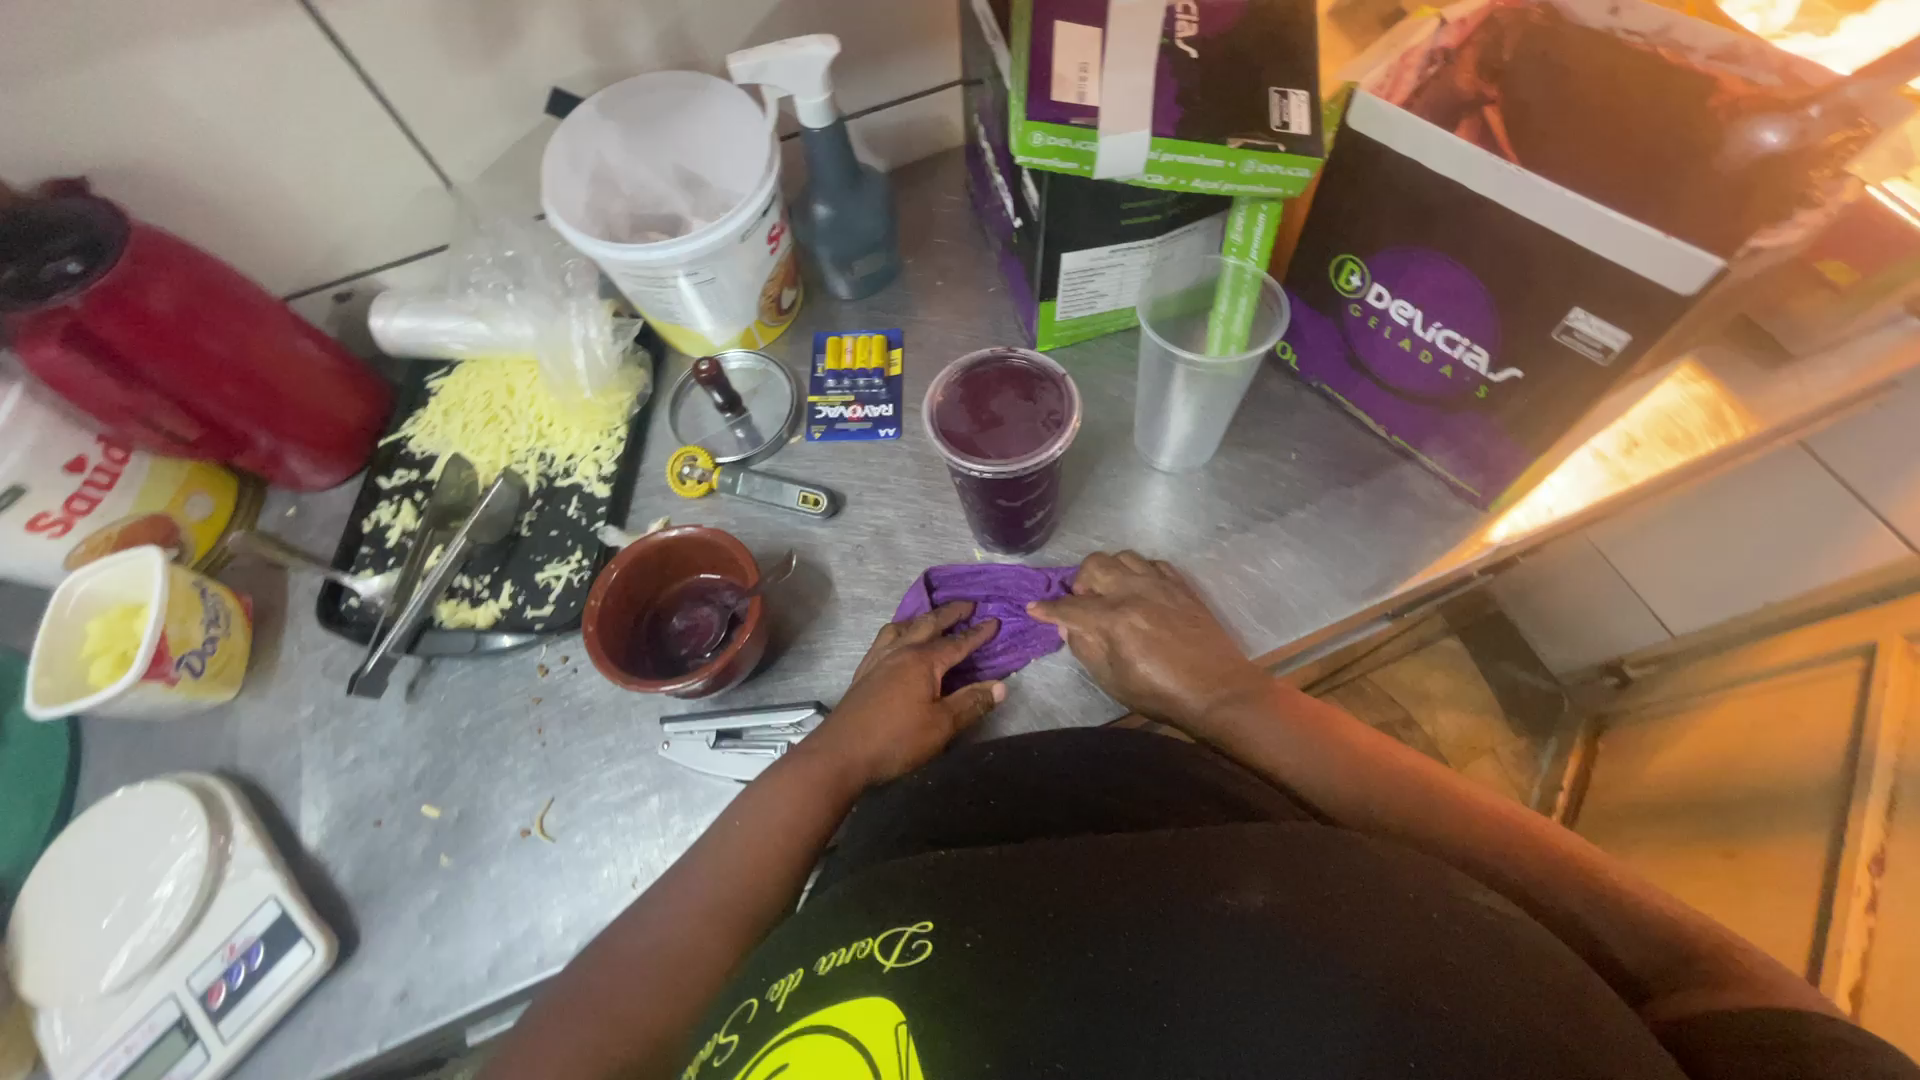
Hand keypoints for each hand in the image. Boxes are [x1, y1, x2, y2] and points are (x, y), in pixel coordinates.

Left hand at [802, 601, 1006, 786]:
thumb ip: (971, 702)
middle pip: (928, 624)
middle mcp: (900, 651)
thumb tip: (1001, 685)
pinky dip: (898, 631)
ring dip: (921, 618)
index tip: (995, 621)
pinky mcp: (864, 672)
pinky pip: (884, 639)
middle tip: (968, 604)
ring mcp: (878, 659)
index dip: (978, 633)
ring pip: (902, 627)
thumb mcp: (942, 726)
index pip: (957, 642)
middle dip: (950, 613)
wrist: (841, 753)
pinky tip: (897, 642)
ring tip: (931, 617)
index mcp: (922, 661)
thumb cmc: (896, 739)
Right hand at [1028, 551, 1269, 726]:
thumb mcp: (1112, 680)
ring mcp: (1161, 585)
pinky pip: (1152, 563)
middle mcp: (1134, 592)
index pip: (1069, 607)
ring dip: (1109, 572)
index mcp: (1114, 620)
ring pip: (1123, 557)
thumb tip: (1067, 626)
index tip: (1035, 609)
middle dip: (1080, 582)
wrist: (1217, 691)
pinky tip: (1139, 591)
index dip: (1047, 609)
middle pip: (1094, 565)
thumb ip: (1085, 648)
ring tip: (1111, 594)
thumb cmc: (1160, 694)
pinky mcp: (1181, 586)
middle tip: (1083, 604)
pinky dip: (1138, 573)